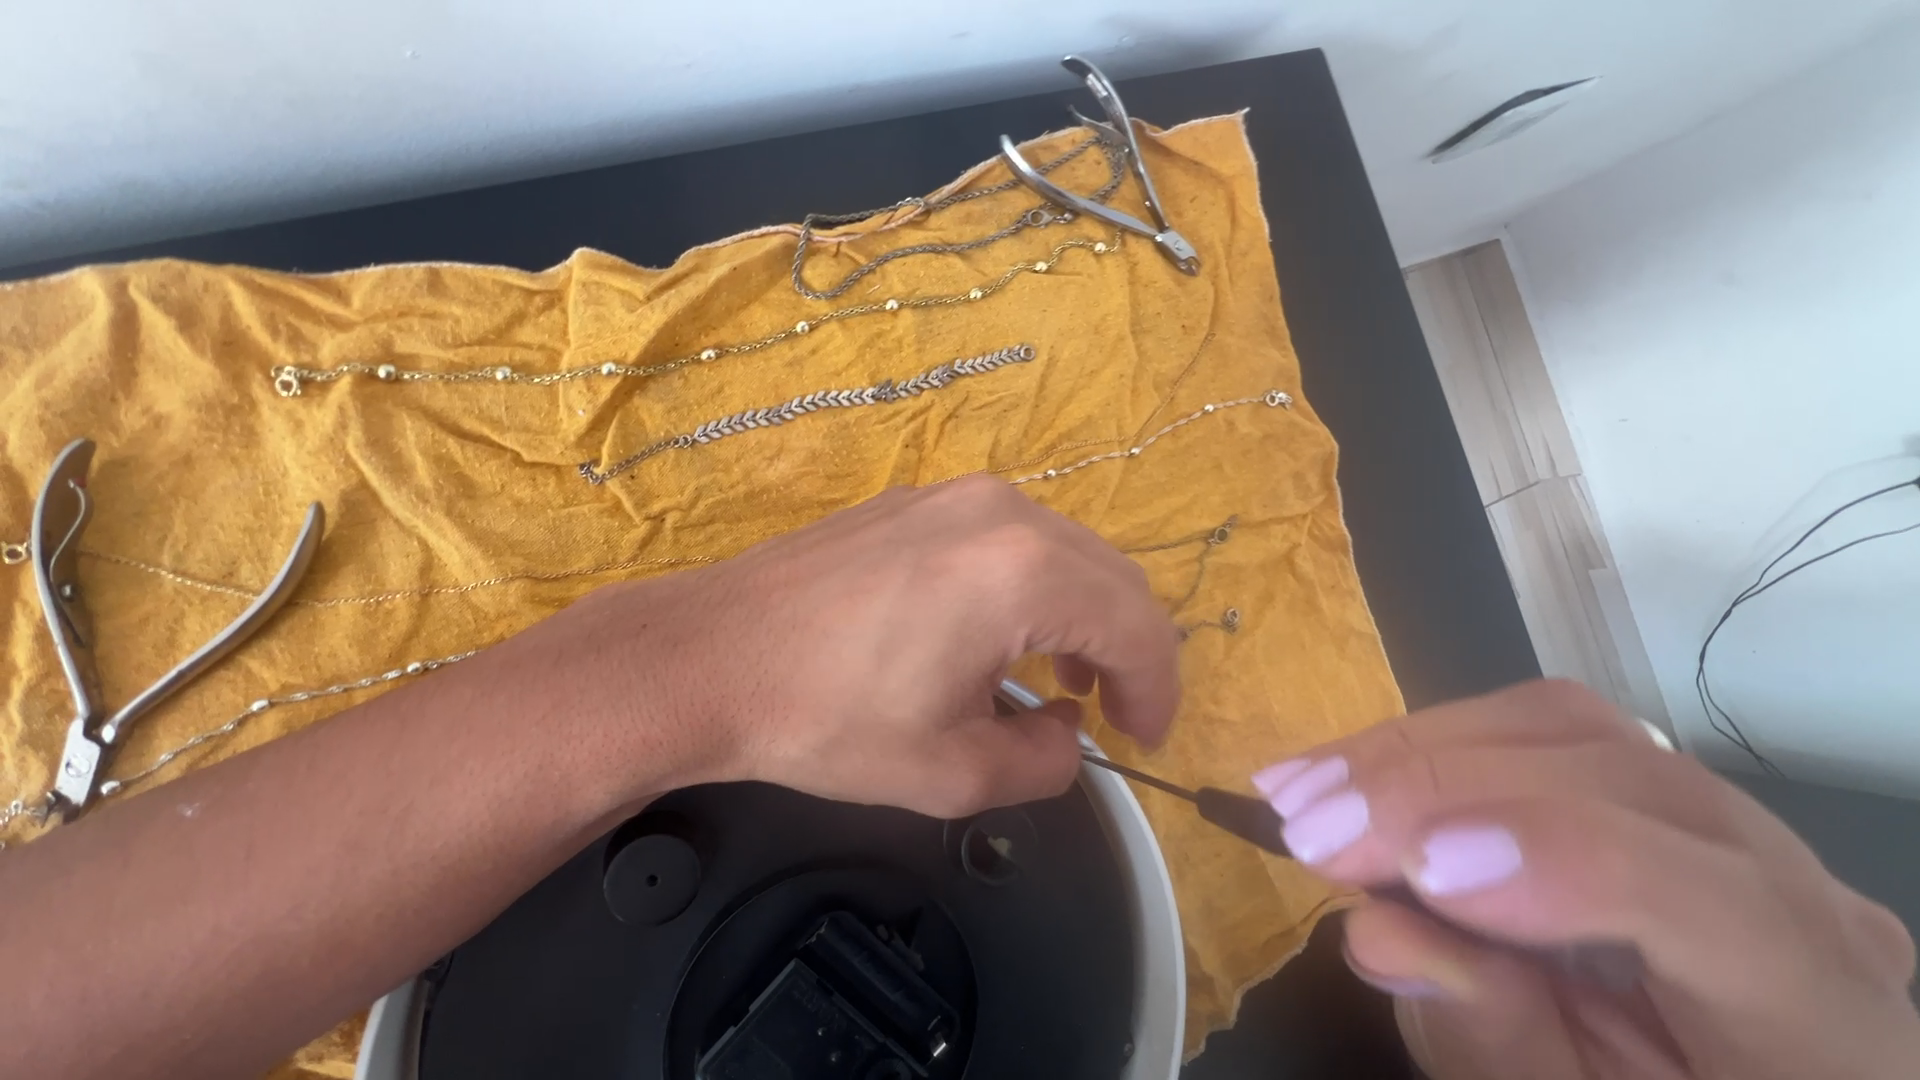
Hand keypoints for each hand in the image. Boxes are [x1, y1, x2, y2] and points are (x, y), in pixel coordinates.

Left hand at [533, 475, 1179, 818]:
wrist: (709, 656)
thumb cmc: (826, 718)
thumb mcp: (950, 773)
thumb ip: (1042, 763)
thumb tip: (1067, 734)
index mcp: (1023, 569)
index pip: (1136, 625)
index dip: (1157, 688)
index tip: (1142, 738)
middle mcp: (1001, 511)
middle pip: (1110, 576)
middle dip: (1128, 649)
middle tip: (1110, 712)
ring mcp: (954, 494)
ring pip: (1065, 550)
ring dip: (1082, 613)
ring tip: (1062, 678)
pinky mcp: (917, 500)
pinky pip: (1010, 537)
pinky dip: (1034, 585)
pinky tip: (1001, 631)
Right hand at [1250, 680, 1919, 1079]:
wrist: (1671, 1071)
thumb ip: (1489, 1037)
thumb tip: (1374, 930)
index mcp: (1820, 1017)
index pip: (1726, 903)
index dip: (1560, 861)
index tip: (1410, 872)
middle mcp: (1787, 883)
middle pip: (1622, 776)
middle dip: (1437, 790)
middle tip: (1309, 830)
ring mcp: (1704, 812)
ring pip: (1559, 723)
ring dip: (1406, 750)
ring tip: (1299, 792)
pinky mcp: (1621, 776)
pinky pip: (1518, 726)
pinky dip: (1410, 743)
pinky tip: (1334, 771)